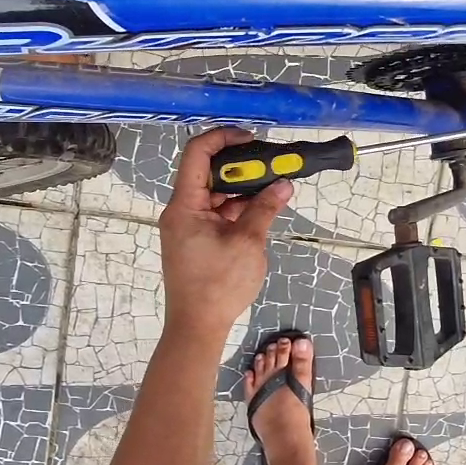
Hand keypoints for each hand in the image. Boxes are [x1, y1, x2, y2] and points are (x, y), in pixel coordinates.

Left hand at [158, 128, 292, 334]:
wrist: (198, 326)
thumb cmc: (219, 284)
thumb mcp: (248, 242)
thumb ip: (265, 208)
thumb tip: (284, 184)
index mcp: (185, 205)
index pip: (197, 153)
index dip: (223, 138)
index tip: (252, 138)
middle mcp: (181, 211)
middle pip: (207, 173)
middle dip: (240, 166)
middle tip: (271, 165)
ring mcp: (187, 227)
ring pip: (215, 195)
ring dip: (242, 189)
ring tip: (273, 187)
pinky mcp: (196, 241)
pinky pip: (216, 214)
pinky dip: (237, 209)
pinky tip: (262, 210)